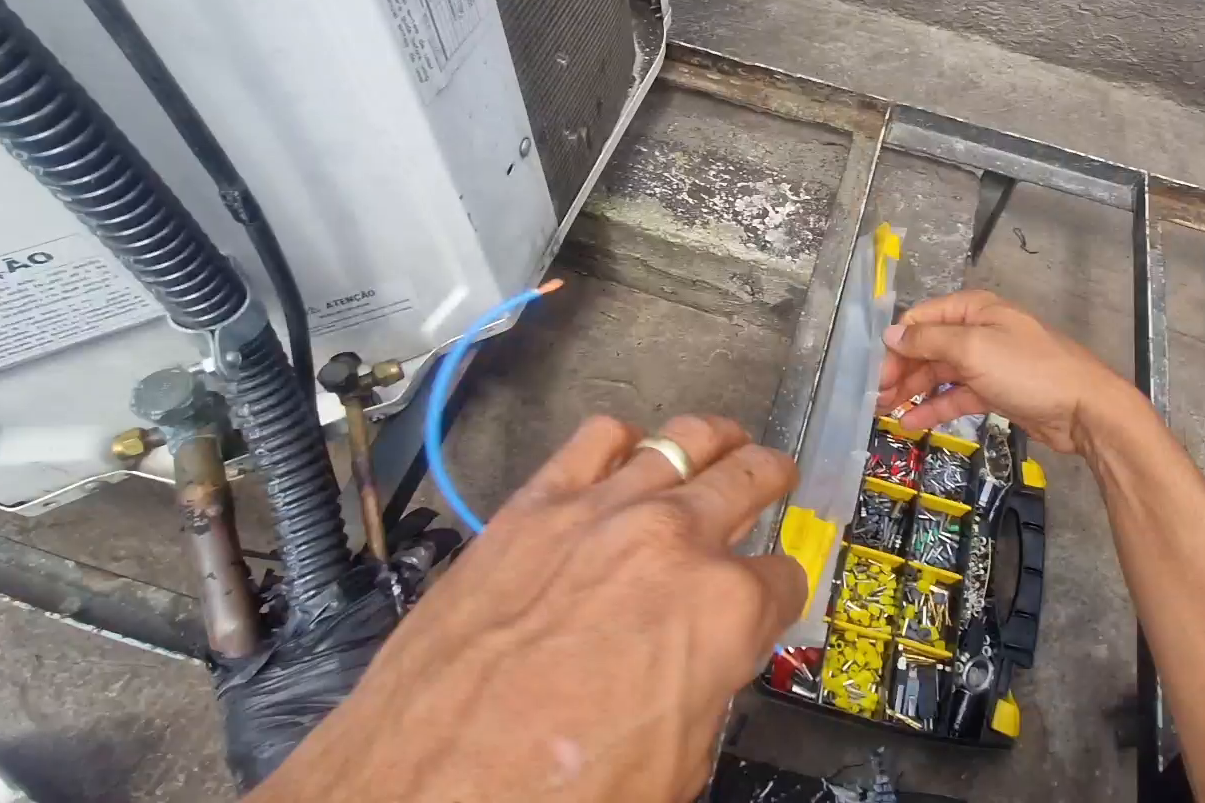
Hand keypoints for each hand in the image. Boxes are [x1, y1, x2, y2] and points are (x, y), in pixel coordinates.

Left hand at [248, 415, 806, 802]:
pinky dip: (623, 439)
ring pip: (684, 437)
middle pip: (750, 478)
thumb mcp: (679, 765)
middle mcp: (675, 540)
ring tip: (723, 439)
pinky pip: (596, 438)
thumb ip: (712, 684)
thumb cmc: (564, 795)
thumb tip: (709, 655)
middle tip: (776, 475)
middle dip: (772, 477)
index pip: (783, 579)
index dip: (781, 593)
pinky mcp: (537, 504)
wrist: (421, 795)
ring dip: (715, 438)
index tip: (771, 598)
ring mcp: (604, 511)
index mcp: (724, 609)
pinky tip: (627, 453)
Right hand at [876, 289, 1143, 454]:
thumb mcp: (973, 348)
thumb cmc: (1027, 369)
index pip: (920, 319)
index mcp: (972, 310)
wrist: (1083, 409)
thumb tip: (891, 334)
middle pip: (926, 348)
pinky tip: (911, 423)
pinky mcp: (994, 391)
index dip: (895, 344)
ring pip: (938, 374)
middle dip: (900, 370)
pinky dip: (934, 408)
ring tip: (885, 412)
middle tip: (875, 398)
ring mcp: (986, 362)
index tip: (874, 371)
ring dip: (912, 390)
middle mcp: (977, 330)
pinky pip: (955, 396)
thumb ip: (928, 340)